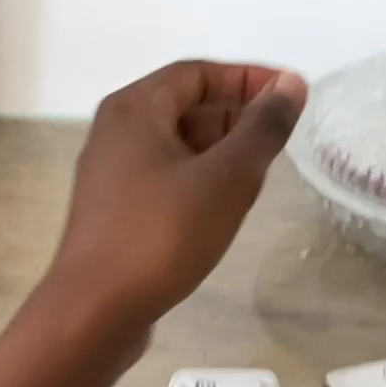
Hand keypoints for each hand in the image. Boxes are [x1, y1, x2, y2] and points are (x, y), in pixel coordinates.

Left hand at [46, 61, 308, 329]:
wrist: (94, 313)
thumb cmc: (161, 237)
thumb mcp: (225, 178)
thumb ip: (262, 128)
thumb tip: (290, 85)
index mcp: (133, 110)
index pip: (197, 73)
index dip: (248, 79)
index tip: (291, 97)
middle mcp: (112, 136)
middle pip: (182, 108)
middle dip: (234, 118)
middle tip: (277, 142)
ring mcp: (107, 180)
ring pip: (172, 150)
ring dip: (216, 155)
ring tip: (255, 178)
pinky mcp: (110, 218)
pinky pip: (160, 184)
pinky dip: (193, 185)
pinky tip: (217, 212)